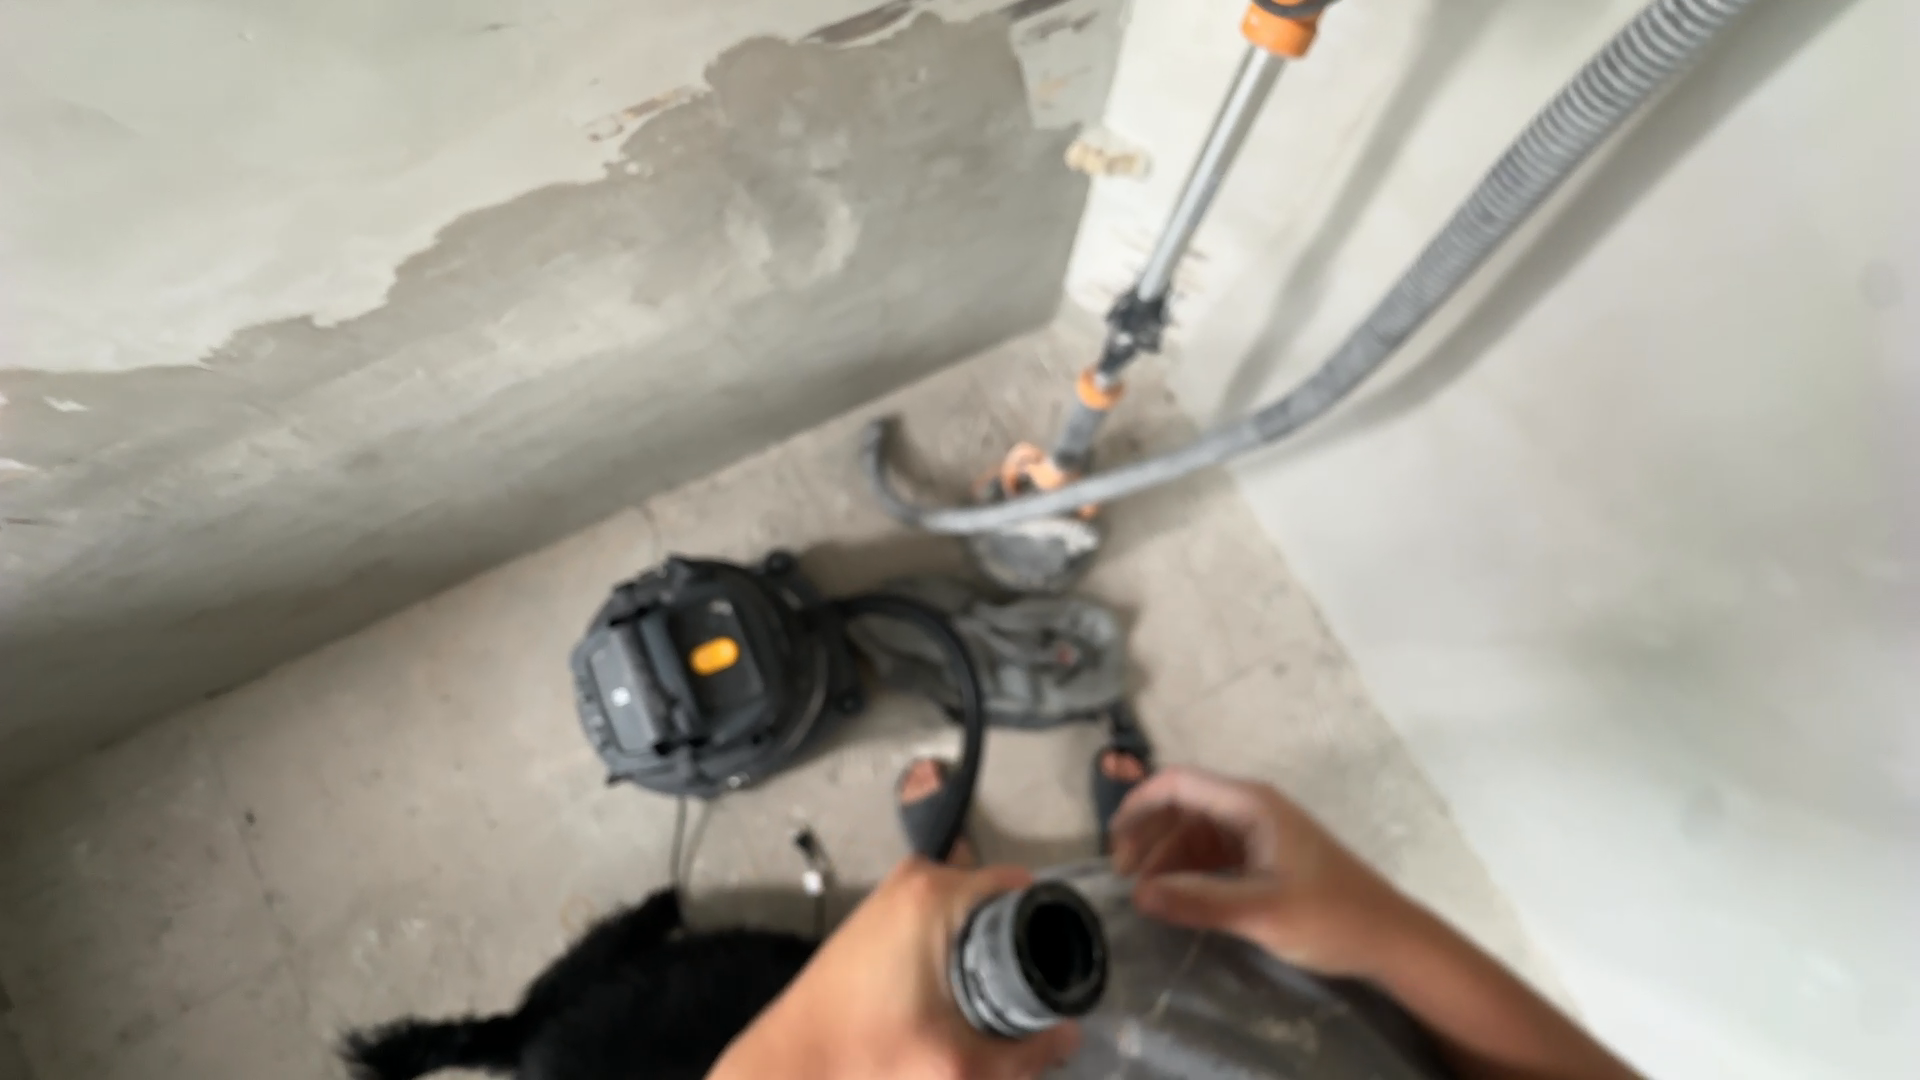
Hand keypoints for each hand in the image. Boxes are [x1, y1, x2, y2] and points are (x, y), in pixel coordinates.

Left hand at [709, 857, 1079, 1079]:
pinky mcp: (880, 909)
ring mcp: (894, 889)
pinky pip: (938, 914)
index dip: (1044, 921)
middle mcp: (916, 876)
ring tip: (985, 1001)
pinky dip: (953, 944)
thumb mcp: (956, 1065)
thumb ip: (1025, 1054)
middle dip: (1011, 940)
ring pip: (964, 906)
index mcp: (936, 893)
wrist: (790, 1064)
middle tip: (1019, 996)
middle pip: (992, 895)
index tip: (1056, 964)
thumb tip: (1071, 1034)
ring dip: (980, 945)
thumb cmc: (868, 1056)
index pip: (1017, 884)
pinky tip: (950, 993)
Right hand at [1110, 766, 1411, 975]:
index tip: (1114, 839)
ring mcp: (1255, 830)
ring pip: (1193, 831)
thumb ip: (1198, 901)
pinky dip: (1187, 869)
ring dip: (1165, 856)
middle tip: (1123, 874)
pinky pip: (1211, 853)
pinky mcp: (1262, 855)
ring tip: (1144, 892)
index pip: (1179, 783)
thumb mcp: (1261, 912)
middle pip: (1182, 805)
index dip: (1139, 803)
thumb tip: (1139, 896)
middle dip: (1148, 834)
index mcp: (1249, 803)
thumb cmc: (1331, 917)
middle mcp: (1248, 807)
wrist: (1394, 942)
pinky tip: (1174, 895)